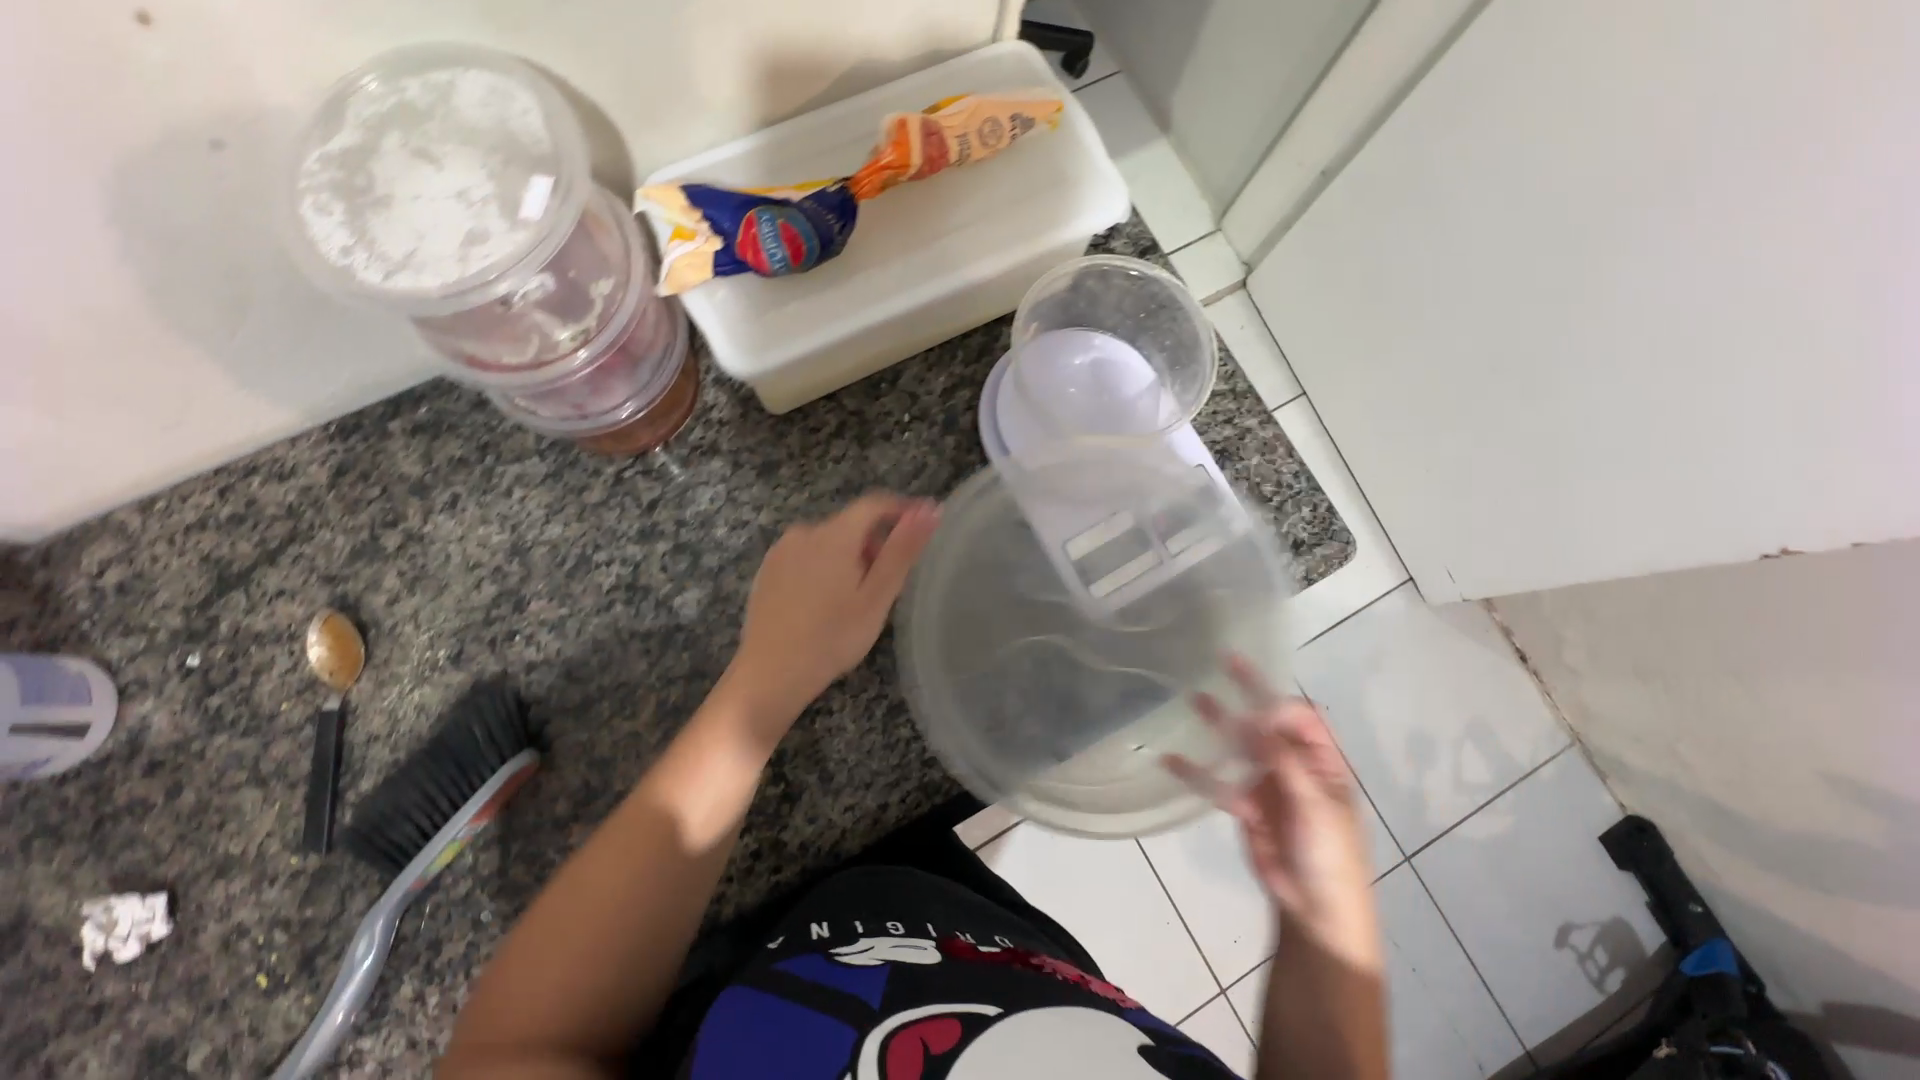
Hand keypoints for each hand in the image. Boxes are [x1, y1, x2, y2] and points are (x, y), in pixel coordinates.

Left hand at [720, 493, 939, 743]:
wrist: (771, 674)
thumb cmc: (832, 637)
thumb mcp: (877, 597)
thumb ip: (903, 549)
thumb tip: (930, 509)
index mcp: (835, 535)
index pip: (874, 504)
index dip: (902, 510)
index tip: (923, 525)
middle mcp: (804, 532)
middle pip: (850, 526)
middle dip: (873, 546)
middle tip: (885, 586)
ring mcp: (780, 552)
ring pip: (827, 543)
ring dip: (848, 559)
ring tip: (854, 602)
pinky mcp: (766, 572)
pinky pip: (804, 558)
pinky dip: (822, 570)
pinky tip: (823, 607)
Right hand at [1166, 658, 1380, 969]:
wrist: (1316, 908)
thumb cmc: (1331, 854)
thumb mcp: (1316, 805)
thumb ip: (1285, 762)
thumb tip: (1257, 720)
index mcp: (1325, 761)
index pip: (1302, 717)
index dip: (1278, 705)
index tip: (1254, 709)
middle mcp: (1296, 764)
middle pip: (1269, 722)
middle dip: (1249, 693)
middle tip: (1224, 660)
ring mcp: (1268, 784)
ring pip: (1240, 746)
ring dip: (1219, 724)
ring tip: (1193, 698)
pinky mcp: (1245, 805)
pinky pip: (1218, 782)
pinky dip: (1196, 772)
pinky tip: (1170, 759)